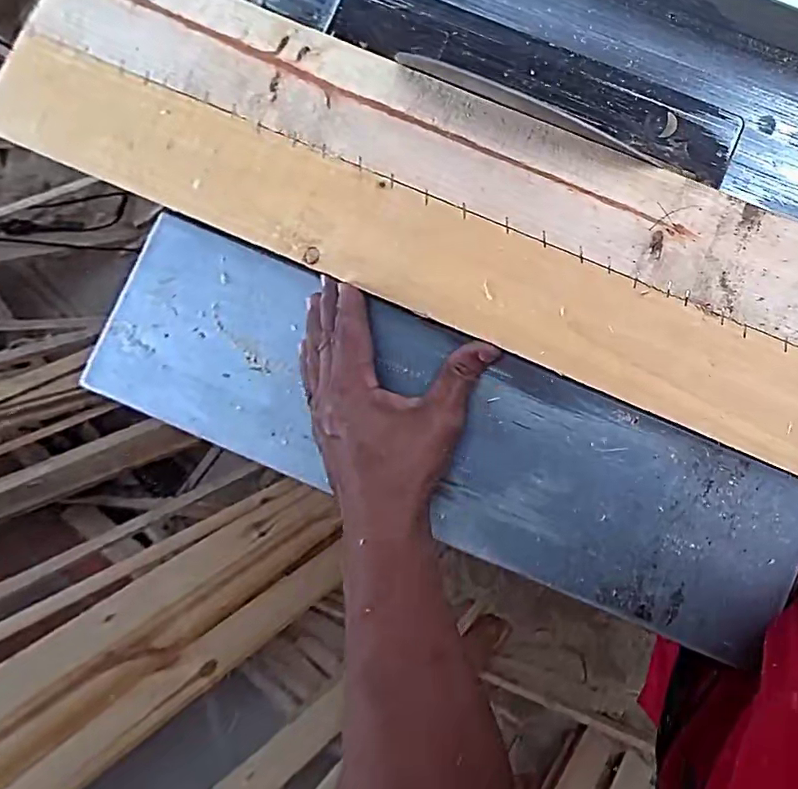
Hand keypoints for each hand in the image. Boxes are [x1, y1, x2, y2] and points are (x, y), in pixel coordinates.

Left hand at [300, 278, 500, 537]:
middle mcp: (329, 398)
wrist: (380, 517)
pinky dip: (312, 361)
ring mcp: (322, 416)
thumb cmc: (409, 466)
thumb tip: (485, 346)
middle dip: (325, 312)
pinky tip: (314, 361)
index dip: (349, 308)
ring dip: (314, 333)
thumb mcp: (441, 419)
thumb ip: (459, 379)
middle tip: (322, 281)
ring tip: (312, 310)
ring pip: (312, 364)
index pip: (350, 338)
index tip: (345, 280)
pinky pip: (311, 383)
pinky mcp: (325, 430)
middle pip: (324, 345)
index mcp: (352, 390)